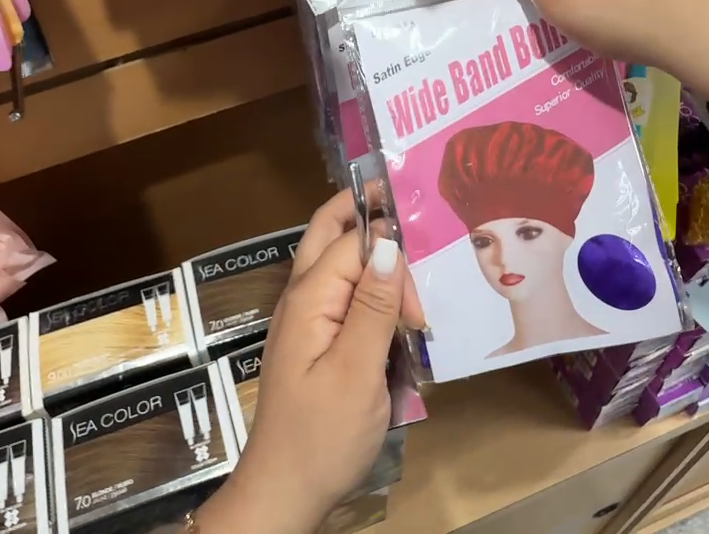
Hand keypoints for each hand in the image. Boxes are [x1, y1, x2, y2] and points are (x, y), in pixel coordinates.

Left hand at [195, 193, 413, 533]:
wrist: (284, 492)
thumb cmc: (323, 435)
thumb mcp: (356, 372)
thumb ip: (372, 306)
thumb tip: (389, 244)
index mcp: (309, 296)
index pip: (354, 242)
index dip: (393, 257)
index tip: (424, 297)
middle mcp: (302, 296)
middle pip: (329, 232)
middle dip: (368, 218)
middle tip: (410, 215)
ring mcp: (305, 317)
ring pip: (337, 262)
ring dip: (372, 259)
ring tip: (408, 266)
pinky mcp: (315, 340)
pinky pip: (342, 296)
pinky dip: (369, 293)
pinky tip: (396, 312)